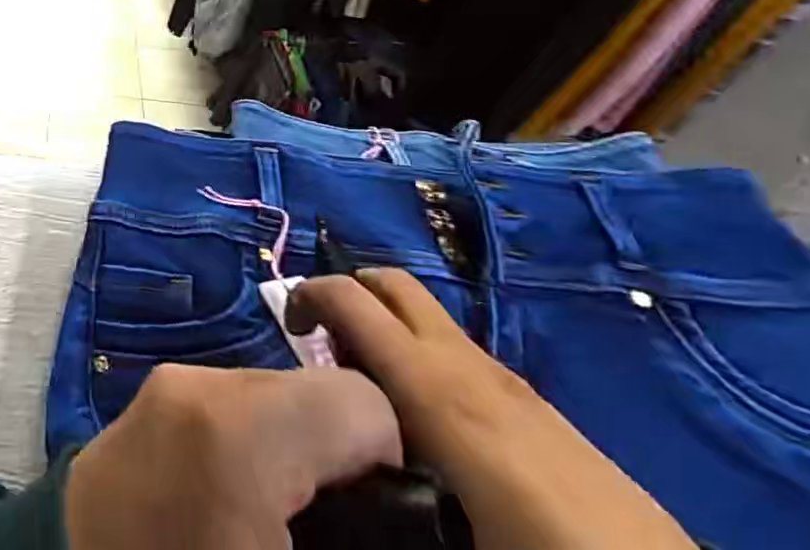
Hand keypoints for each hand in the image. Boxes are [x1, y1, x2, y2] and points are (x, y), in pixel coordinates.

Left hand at [65, 364, 402, 549]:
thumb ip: (351, 523)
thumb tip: (390, 507)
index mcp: (243, 434)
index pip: (363, 402)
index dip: (384, 459)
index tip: (368, 513)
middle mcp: (205, 385)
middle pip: (317, 390)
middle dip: (334, 450)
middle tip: (317, 519)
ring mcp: (171, 384)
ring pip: (275, 392)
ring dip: (290, 443)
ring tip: (268, 509)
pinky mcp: (150, 396)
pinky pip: (229, 402)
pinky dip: (248, 439)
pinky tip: (229, 491)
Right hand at [288, 268, 695, 549]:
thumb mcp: (437, 532)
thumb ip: (379, 492)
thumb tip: (336, 474)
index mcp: (432, 389)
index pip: (358, 303)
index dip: (311, 294)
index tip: (287, 325)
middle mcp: (462, 363)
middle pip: (394, 285)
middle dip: (349, 291)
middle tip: (318, 342)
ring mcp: (498, 375)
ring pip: (425, 315)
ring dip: (384, 324)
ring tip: (360, 387)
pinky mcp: (523, 396)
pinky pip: (452, 348)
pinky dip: (417, 353)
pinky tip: (417, 416)